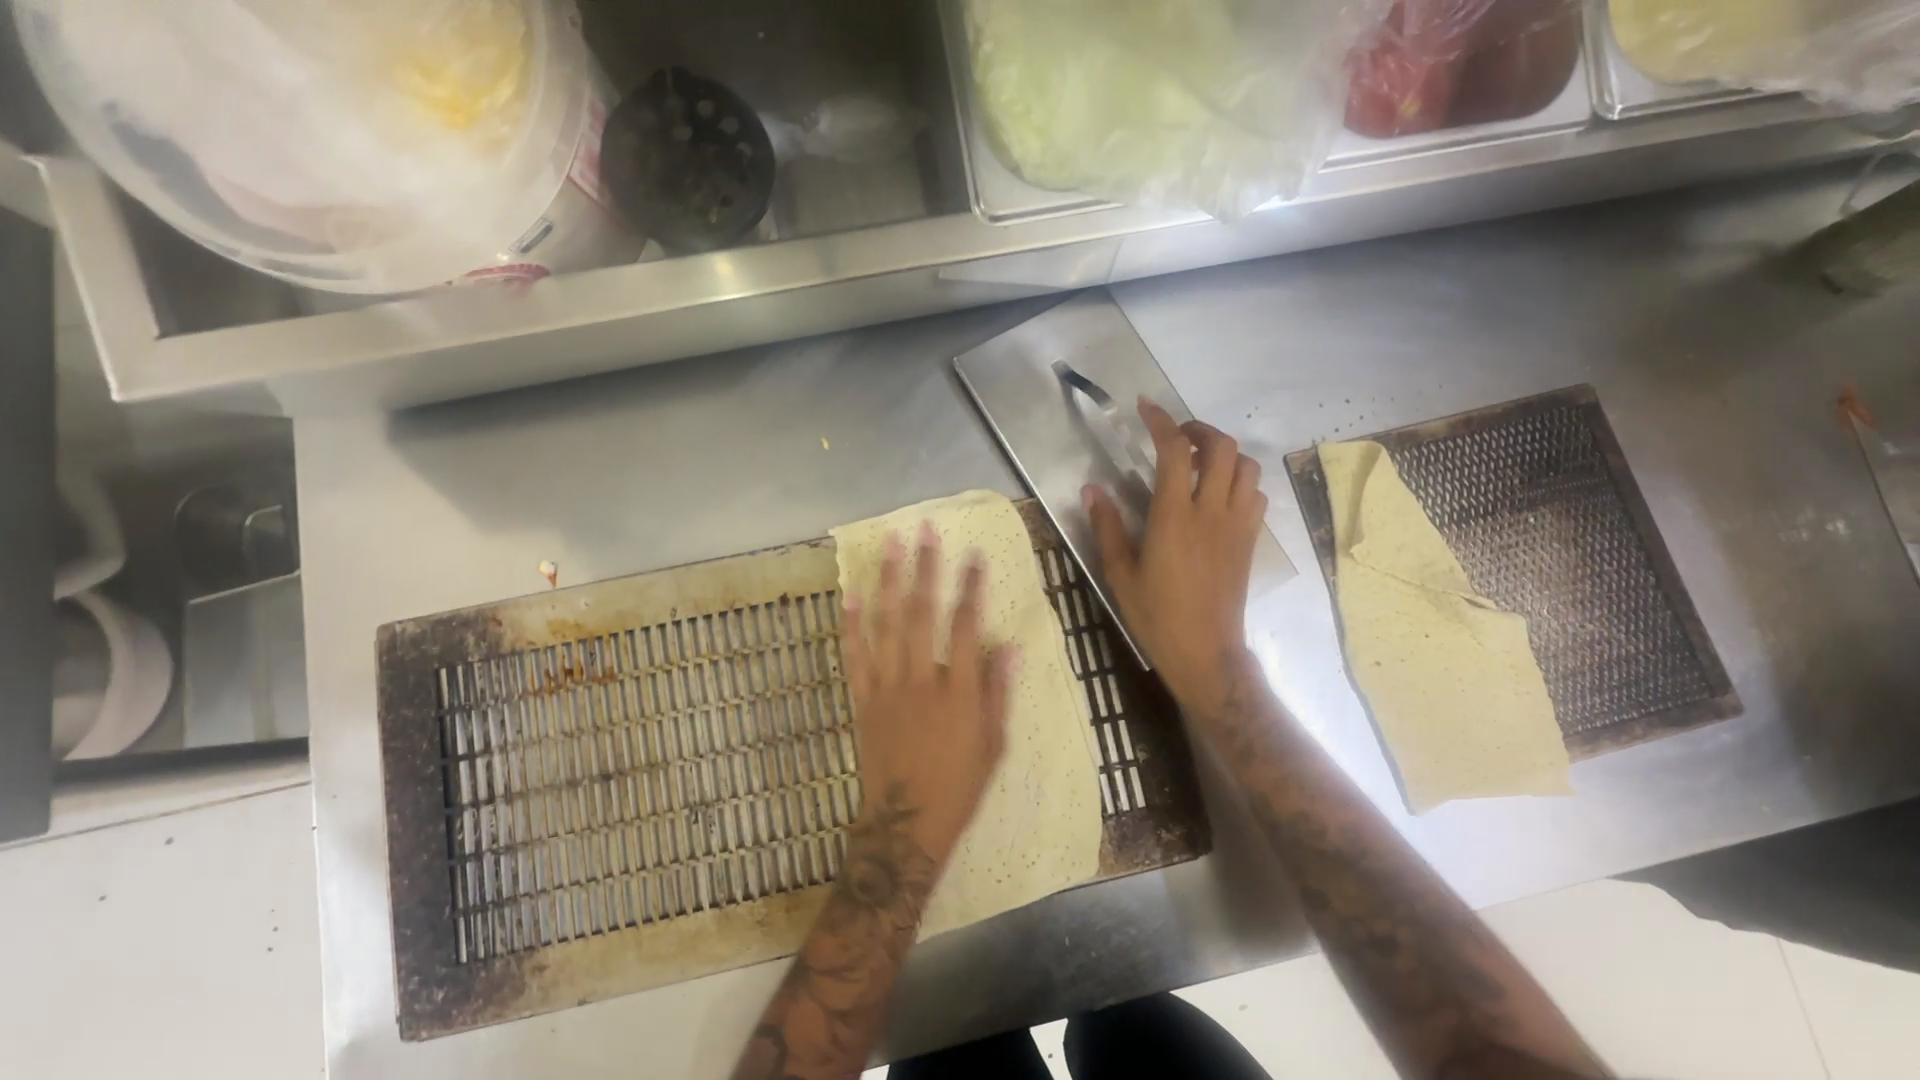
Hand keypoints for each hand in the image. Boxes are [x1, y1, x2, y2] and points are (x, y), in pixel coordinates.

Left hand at [840, 526, 1013, 868]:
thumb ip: (998, 693)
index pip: (967, 627)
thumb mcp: (993, 746)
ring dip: (888, 582)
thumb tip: (1008, 646)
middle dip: (925, 568)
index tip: (975, 555)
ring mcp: (887, 688)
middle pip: (923, 613)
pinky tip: (851, 594)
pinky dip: (852, 624)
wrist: (906, 823)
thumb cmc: (959, 787)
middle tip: (925, 530)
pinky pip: (855, 656)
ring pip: (886, 625)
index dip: (973, 588)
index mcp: (959, 692)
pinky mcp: (863, 700)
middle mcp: (921, 680)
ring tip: (890, 546)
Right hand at [1085, 399, 1265, 718]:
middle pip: (1221, 447)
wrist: (1206, 653)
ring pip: (1246, 466)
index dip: (1161, 421)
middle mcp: (1211, 512)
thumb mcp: (1119, 574)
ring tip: (1200, 461)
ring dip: (1225, 453)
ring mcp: (1237, 525)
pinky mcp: (1250, 541)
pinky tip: (1219, 493)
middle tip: (1176, 436)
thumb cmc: (1156, 616)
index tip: (1145, 408)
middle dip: (1199, 430)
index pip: (1174, 451)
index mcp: (1174, 517)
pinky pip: (1255, 494)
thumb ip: (1106, 527)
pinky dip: (1240, 481)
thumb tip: (1092, 489)